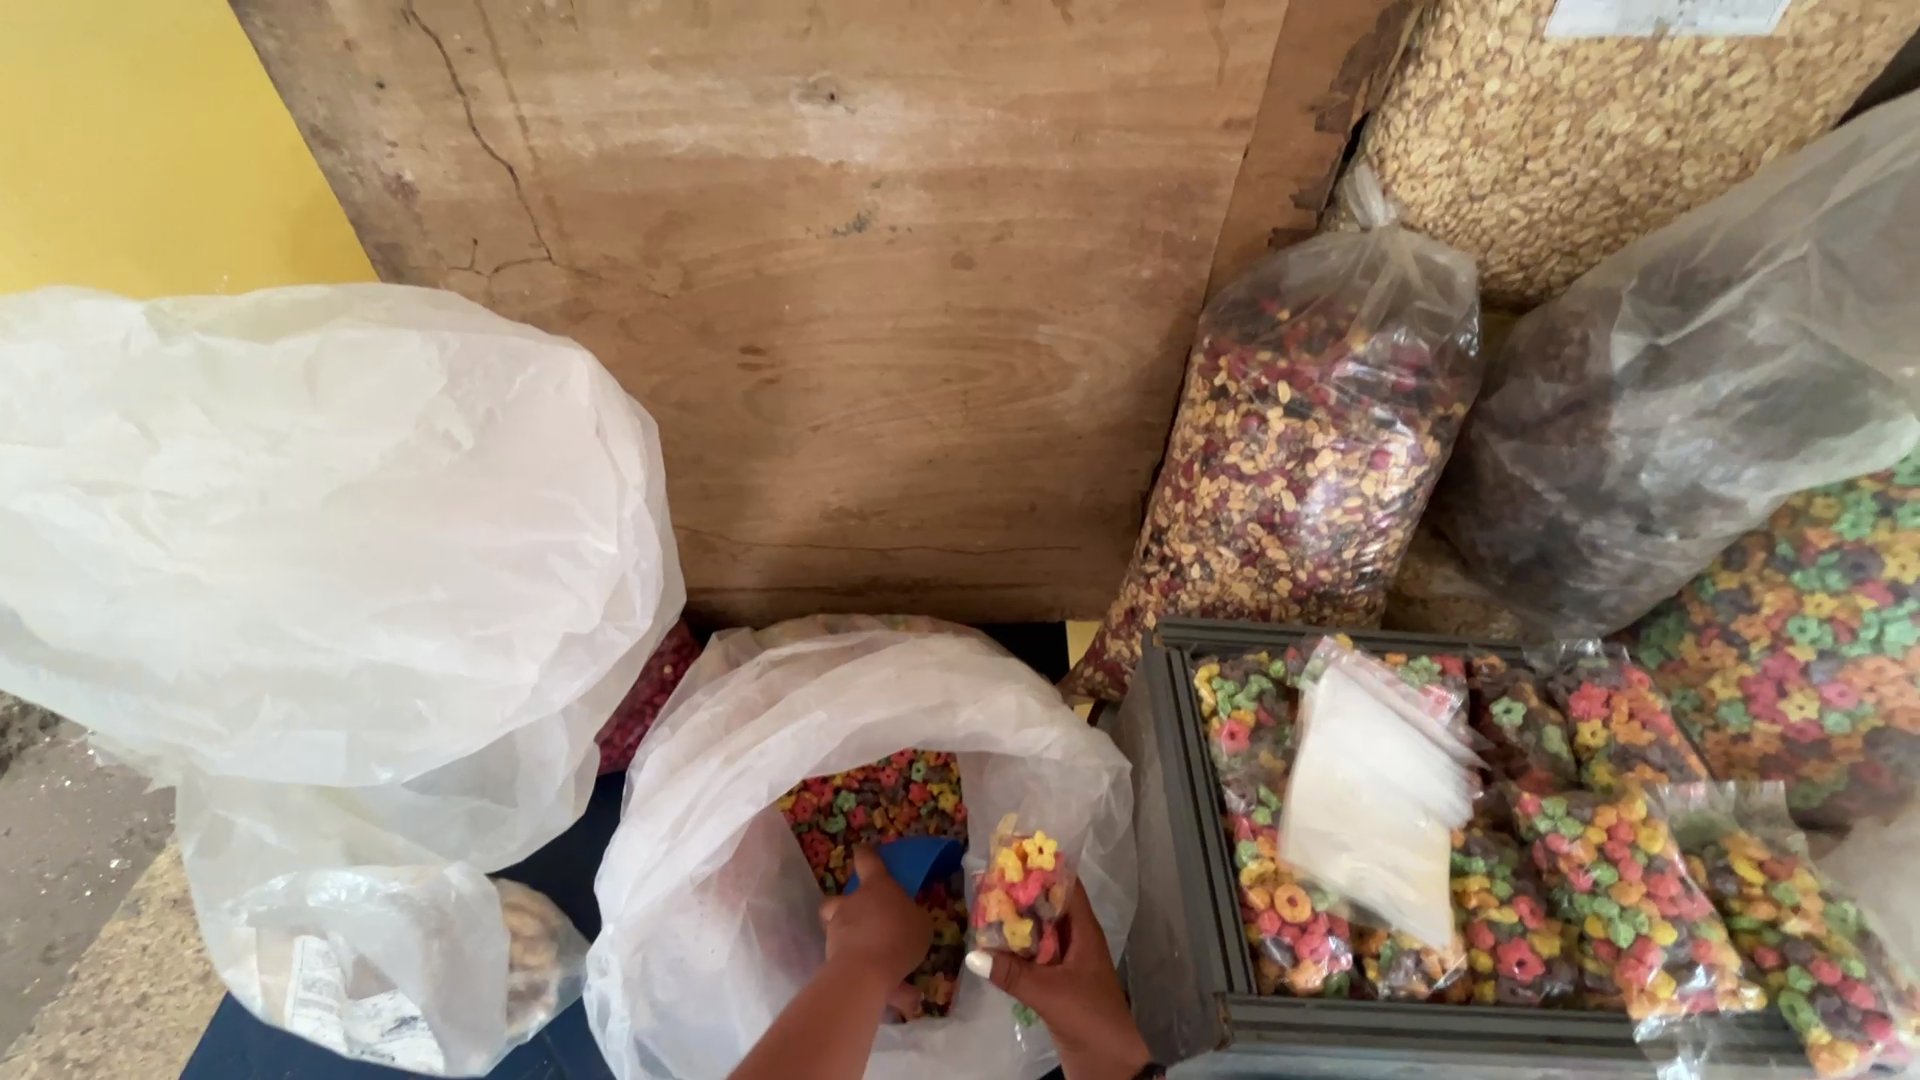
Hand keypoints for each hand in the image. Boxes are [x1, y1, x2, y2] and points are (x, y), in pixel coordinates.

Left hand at [819, 845, 932, 986]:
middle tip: (861, 920)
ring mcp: (837, 929)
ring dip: (850, 939)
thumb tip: (908, 920)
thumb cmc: (899, 936)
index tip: (863, 851)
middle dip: (843, 907)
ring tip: (872, 959)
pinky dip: (858, 968)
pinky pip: (845, 959)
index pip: (868, 861)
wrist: (866, 971)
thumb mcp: (921, 924)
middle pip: (837, 898)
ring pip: (836, 929)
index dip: (866, 855)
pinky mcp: (830, 956)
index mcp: (876, 886)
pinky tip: (880, 985)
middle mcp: (852, 903)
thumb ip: (912, 918)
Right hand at [966, 883, 1150, 1079]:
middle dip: (1021, 892)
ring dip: (1016, 921)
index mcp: (1084, 931)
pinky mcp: (1057, 984)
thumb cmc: (1091, 1019)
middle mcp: (1076, 940)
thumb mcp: (1051, 994)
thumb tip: (973, 953)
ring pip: (1039, 931)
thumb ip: (1013, 973)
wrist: (1112, 1072)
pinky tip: (991, 945)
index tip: (1014, 851)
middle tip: (988, 876)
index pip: (1065, 886)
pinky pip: (1033, 956)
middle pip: (1048, 905)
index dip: (1043, 867)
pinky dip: (1015, 948)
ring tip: (983, 904)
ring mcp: (1067, 963)